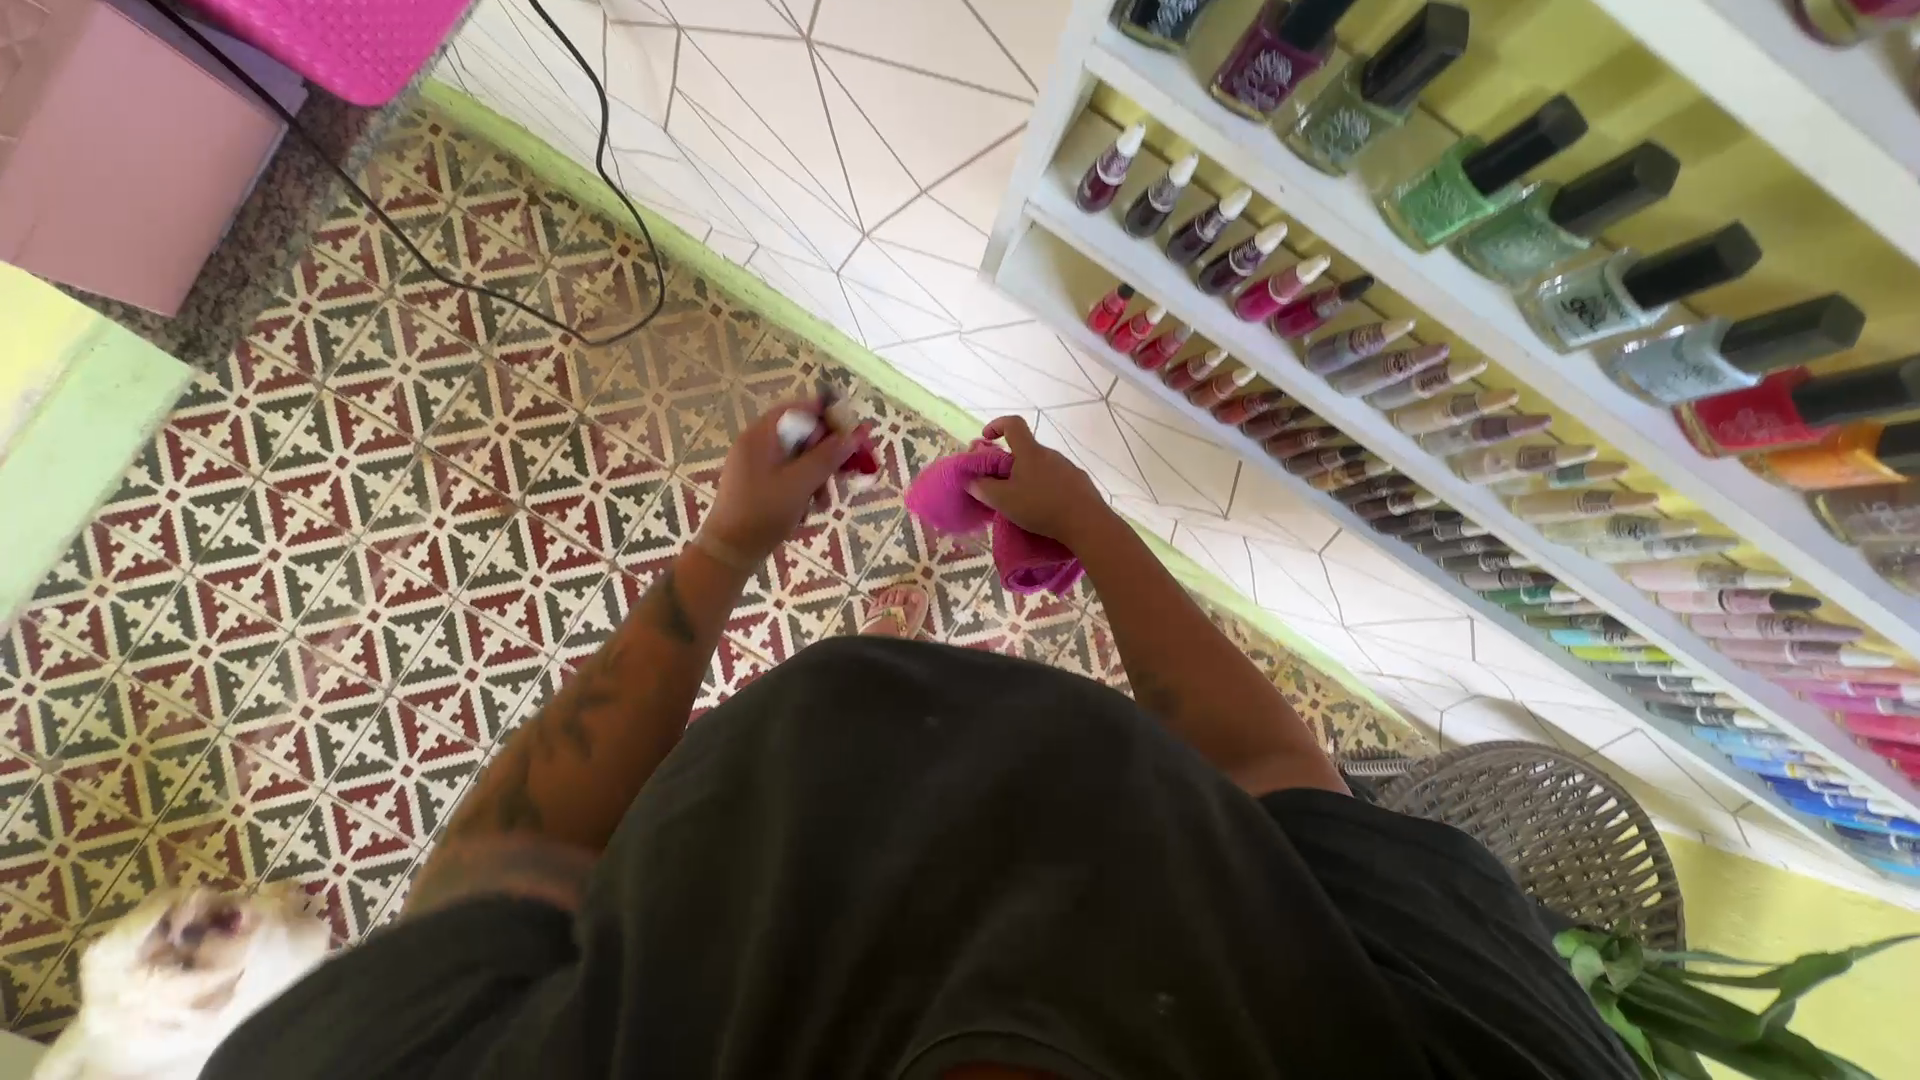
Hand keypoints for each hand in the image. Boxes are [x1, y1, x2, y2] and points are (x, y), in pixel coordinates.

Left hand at [698, 401, 863, 567]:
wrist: (730, 552)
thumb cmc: (764, 513)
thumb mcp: (800, 483)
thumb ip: (828, 457)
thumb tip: (854, 435)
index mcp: (761, 435)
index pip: (799, 410)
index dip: (828, 417)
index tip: (852, 433)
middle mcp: (756, 444)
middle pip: (801, 435)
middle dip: (826, 454)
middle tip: (848, 471)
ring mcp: (755, 465)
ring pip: (798, 458)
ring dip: (818, 476)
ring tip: (826, 502)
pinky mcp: (758, 484)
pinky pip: (788, 475)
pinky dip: (804, 487)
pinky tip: (810, 510)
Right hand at [968, 416, 1114, 546]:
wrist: (1086, 523)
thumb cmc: (1041, 506)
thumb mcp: (1004, 500)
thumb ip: (984, 489)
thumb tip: (970, 480)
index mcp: (1030, 452)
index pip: (1013, 424)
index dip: (997, 425)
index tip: (986, 438)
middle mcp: (1051, 454)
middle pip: (1027, 450)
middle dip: (1011, 463)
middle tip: (1001, 485)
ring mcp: (1068, 468)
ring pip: (1042, 467)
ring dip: (1029, 478)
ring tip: (1023, 502)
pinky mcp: (1080, 483)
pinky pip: (1057, 480)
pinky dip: (1046, 489)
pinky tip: (1045, 509)